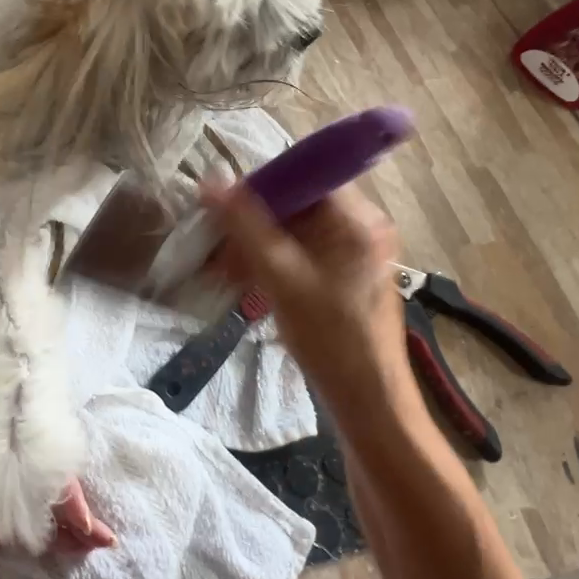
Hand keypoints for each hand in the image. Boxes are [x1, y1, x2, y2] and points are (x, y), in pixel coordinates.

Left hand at [0, 460, 111, 578]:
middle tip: (101, 536)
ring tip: (94, 541)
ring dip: (63, 516)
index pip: (35, 450)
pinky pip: (20, 510)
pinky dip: (44, 525)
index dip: (67, 486)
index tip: (91, 523)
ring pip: (31, 491)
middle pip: (37, 469)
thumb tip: (70, 498)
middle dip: (71, 501)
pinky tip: (66, 540)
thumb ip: (19, 496)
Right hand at [203, 179, 405, 393]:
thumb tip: (209, 181)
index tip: (223, 208)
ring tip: (222, 270)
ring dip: (254, 246)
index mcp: (356, 218)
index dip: (259, 186)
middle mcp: (360, 227)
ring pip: (292, 231)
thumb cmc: (331, 338)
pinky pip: (300, 254)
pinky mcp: (343, 276)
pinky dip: (270, 264)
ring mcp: (353, 253)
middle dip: (250, 223)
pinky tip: (244, 283)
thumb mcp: (281, 277)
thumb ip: (244, 225)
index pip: (302, 175)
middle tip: (216, 246)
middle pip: (294, 204)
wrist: (369, 403)